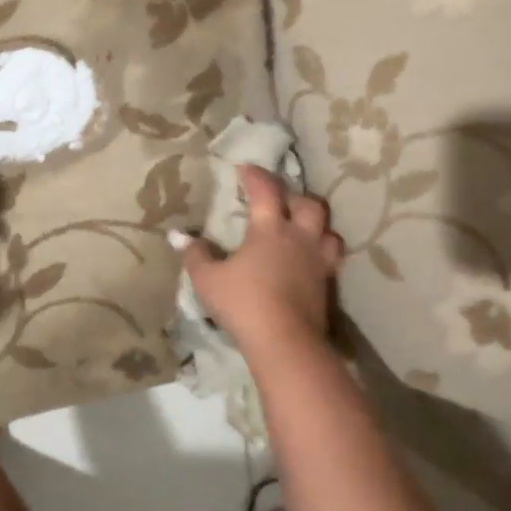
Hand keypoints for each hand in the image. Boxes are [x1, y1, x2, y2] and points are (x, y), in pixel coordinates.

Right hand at [176, 164, 343, 359]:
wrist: (285, 342)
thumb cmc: (243, 303)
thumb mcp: (207, 279)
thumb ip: (195, 254)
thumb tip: (178, 235)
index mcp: (269, 229)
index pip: (265, 191)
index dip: (255, 176)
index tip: (244, 168)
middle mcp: (299, 238)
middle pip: (308, 204)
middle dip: (293, 197)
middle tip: (277, 202)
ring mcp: (318, 261)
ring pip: (328, 229)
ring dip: (316, 224)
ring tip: (302, 229)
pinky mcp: (328, 284)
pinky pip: (332, 258)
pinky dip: (322, 251)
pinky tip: (309, 260)